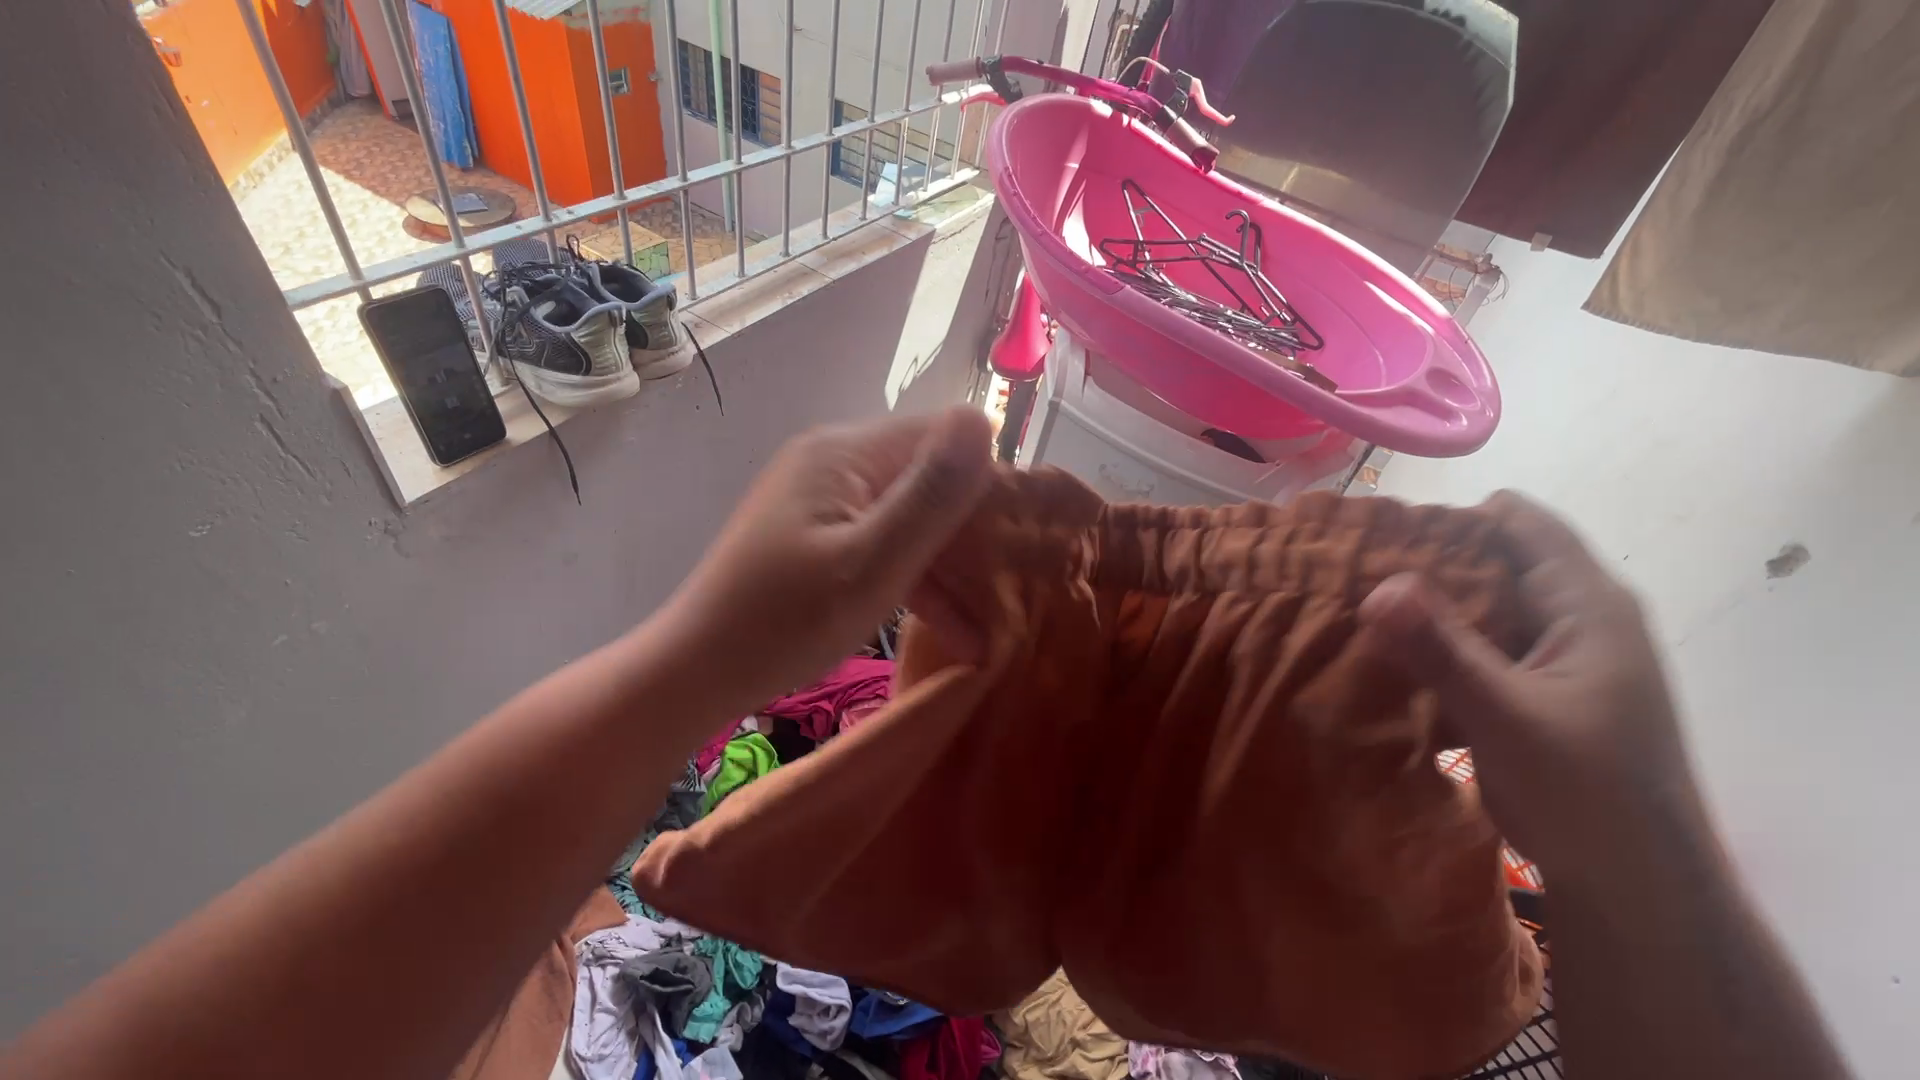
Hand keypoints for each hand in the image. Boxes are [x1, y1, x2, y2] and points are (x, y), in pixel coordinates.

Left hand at [658, 406, 992, 715]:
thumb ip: (931, 494)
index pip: (941, 438)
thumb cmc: (786, 622)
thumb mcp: (872, 562)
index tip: (1023, 540)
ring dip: (947, 570)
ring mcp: (822, 499)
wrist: (696, 672)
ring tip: (991, 630)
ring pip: (907, 519)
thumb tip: (982, 417)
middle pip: (926, 479)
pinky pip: (880, 544)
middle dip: (971, 536)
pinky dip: (912, 581)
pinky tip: (950, 630)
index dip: (988, 483)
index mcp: (845, 452)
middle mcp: (833, 461)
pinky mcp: (815, 535)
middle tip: (1013, 590)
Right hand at [1359, 492, 1708, 881]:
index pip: (1522, 522)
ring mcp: (1568, 658)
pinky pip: (1489, 647)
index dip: (1454, 517)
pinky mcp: (1548, 693)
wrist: (1639, 887)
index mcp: (1591, 605)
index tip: (1383, 530)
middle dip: (1433, 564)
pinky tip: (1398, 660)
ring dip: (1435, 609)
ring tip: (1364, 610)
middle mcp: (1585, 618)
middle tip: (1358, 571)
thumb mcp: (1503, 714)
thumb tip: (1376, 584)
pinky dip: (1447, 646)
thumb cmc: (1585, 792)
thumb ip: (1440, 648)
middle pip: (1501, 562)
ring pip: (1492, 608)